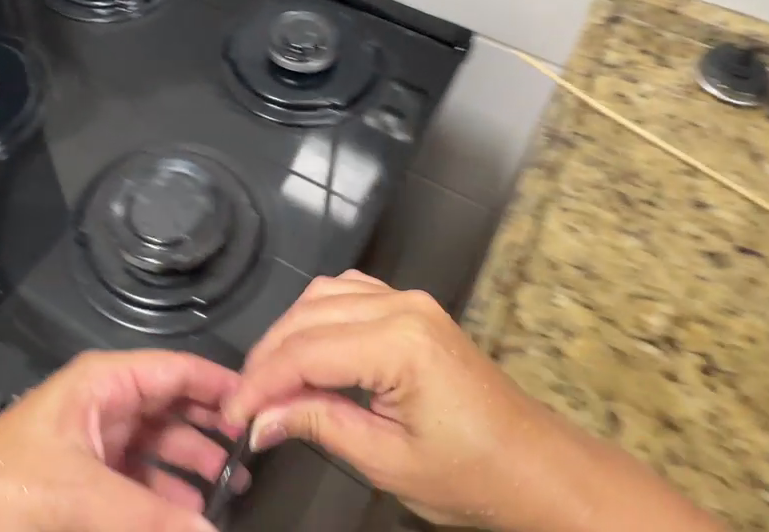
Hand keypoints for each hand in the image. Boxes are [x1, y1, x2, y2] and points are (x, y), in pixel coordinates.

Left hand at [0, 349, 243, 531]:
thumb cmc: (7, 486)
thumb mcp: (83, 495)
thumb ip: (150, 517)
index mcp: (103, 382)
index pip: (174, 370)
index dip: (218, 384)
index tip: (259, 405)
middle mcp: (104, 402)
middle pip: (172, 409)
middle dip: (210, 434)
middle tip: (252, 461)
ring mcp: (97, 440)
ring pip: (160, 446)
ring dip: (192, 470)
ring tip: (230, 495)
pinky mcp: (88, 476)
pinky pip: (141, 479)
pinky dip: (165, 496)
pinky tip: (189, 517)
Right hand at [225, 272, 721, 531]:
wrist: (534, 466)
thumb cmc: (470, 474)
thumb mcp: (386, 461)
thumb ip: (319, 424)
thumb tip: (260, 420)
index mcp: (399, 342)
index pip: (307, 351)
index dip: (262, 381)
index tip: (234, 412)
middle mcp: (401, 305)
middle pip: (309, 315)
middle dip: (269, 356)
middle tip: (245, 401)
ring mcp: (409, 299)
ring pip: (324, 295)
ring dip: (290, 332)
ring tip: (269, 378)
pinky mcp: (412, 307)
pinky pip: (350, 293)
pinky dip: (317, 315)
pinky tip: (306, 345)